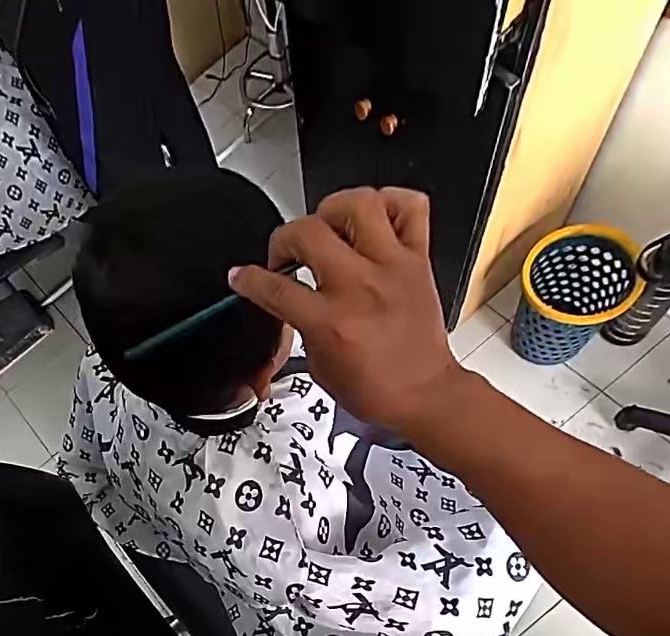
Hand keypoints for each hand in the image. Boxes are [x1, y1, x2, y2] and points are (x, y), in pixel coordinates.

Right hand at [228, 187, 468, 434]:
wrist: (426, 397)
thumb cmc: (382, 391)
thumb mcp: (323, 370)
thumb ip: (302, 331)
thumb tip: (291, 307)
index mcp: (332, 322)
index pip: (275, 288)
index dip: (249, 280)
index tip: (243, 277)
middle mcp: (361, 289)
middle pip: (306, 232)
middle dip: (284, 240)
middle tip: (288, 255)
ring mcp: (392, 270)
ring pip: (359, 203)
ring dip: (333, 210)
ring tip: (329, 229)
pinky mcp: (418, 263)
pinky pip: (411, 208)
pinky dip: (391, 204)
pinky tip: (375, 221)